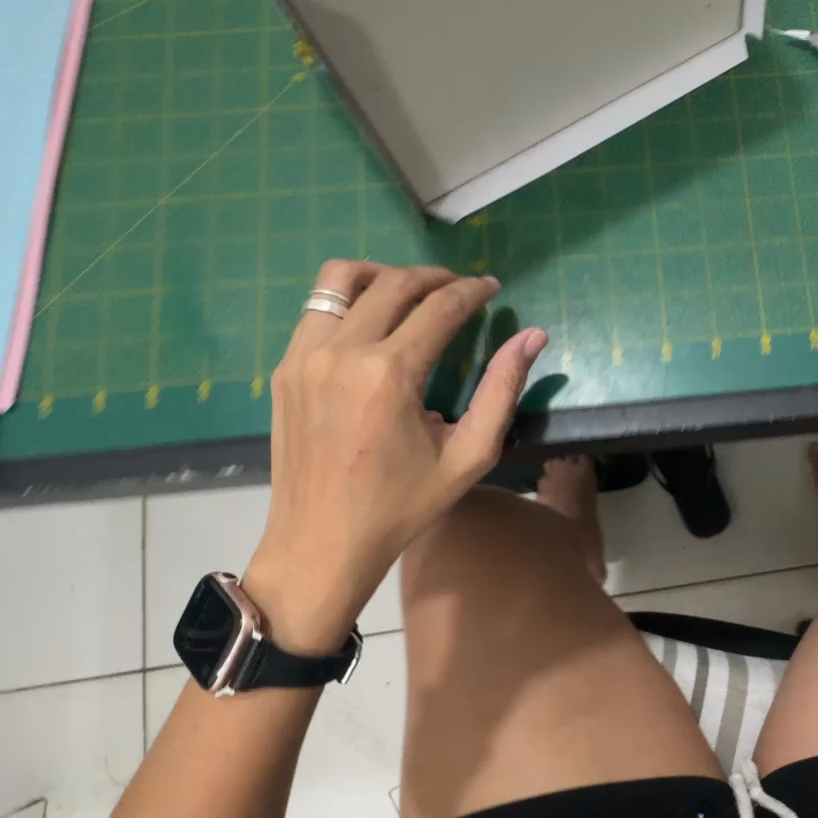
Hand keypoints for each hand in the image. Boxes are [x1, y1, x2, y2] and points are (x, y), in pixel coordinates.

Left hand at [242, 261, 546, 654]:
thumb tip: (532, 337)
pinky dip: (350, 301)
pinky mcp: (285, 368)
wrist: (322, 542)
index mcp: (390, 375)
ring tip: (411, 294)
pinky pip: (317, 310)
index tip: (491, 287)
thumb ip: (501, 390)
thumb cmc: (404, 506)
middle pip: (392, 282)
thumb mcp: (469, 455)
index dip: (472, 291)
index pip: (439, 307)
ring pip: (341, 280)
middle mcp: (342, 352)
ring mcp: (304, 356)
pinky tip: (373, 326)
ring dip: (383, 275)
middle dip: (434, 278)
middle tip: (461, 289)